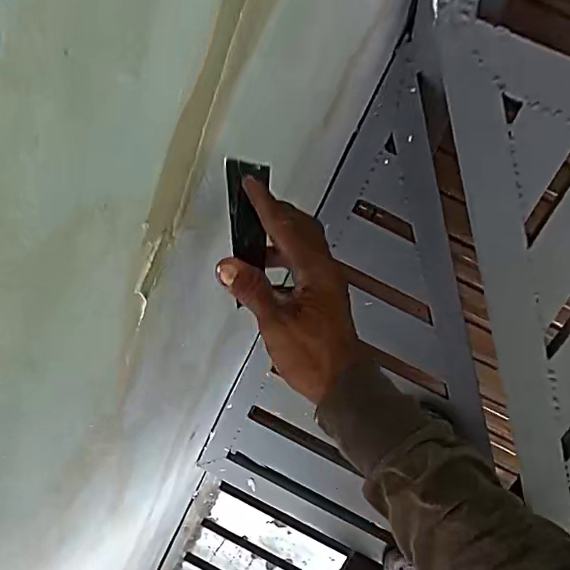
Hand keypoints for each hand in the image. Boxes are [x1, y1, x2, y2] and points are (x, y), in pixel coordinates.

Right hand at [216, 177, 365, 404]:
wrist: (341, 383)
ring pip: (302, 248)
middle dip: (276, 214)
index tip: (251, 185)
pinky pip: (302, 268)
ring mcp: (326, 286)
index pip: (284, 228)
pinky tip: (268, 277)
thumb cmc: (314, 357)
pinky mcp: (323, 300)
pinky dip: (283, 262)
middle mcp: (324, 272)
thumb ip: (252, 290)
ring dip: (278, 240)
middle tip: (254, 204)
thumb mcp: (275, 323)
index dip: (265, 205)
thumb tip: (229, 265)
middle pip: (300, 230)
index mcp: (314, 271)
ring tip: (252, 245)